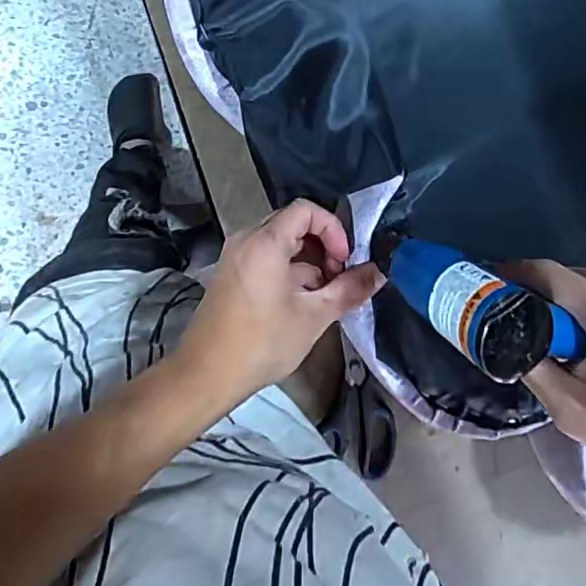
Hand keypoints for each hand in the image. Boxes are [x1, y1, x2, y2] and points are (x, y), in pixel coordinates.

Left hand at [179, 199, 385, 404]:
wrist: (205, 375)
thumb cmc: (261, 343)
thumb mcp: (314, 316)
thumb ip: (350, 289)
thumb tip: (379, 273)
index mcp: (265, 242)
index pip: (306, 210)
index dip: (333, 230)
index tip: (343, 260)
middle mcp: (246, 240)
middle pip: (294, 223)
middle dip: (323, 245)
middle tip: (337, 277)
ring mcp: (236, 256)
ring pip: (281, 242)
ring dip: (308, 261)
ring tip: (323, 294)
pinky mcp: (231, 274)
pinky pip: (266, 256)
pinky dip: (289, 269)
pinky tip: (300, 302)